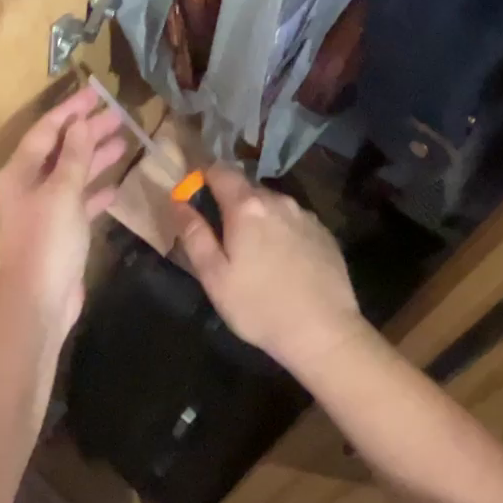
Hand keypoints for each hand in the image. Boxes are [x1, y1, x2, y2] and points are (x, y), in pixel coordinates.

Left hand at [0, 85, 125, 328]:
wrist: (39, 300)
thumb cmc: (48, 241)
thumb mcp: (62, 192)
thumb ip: (75, 156)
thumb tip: (81, 124)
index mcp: (21, 171)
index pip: (47, 130)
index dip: (71, 110)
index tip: (97, 92)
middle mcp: (30, 186)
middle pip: (61, 150)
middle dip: (88, 131)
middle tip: (120, 114)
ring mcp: (45, 210)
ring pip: (74, 174)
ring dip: (96, 157)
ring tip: (124, 140)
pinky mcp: (61, 233)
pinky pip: (81, 202)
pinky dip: (98, 192)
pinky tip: (119, 184)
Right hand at [175, 166, 367, 372]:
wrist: (323, 331)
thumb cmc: (258, 306)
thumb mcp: (214, 276)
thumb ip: (194, 234)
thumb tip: (178, 202)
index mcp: (247, 207)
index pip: (219, 171)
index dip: (202, 176)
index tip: (192, 194)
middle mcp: (279, 201)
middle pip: (246, 188)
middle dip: (229, 202)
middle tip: (220, 234)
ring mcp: (306, 216)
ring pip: (271, 205)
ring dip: (257, 218)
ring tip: (251, 251)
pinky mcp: (324, 234)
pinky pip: (293, 222)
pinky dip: (280, 231)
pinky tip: (280, 262)